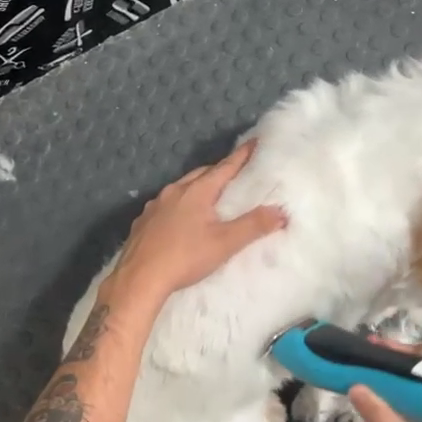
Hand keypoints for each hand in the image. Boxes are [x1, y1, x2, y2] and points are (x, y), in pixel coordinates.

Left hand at [105, 141, 287, 307]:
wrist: (140, 278)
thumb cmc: (185, 258)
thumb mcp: (225, 243)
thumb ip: (254, 226)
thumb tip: (280, 211)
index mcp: (196, 192)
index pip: (224, 168)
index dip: (241, 156)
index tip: (254, 143)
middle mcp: (173, 192)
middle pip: (200, 175)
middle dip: (218, 171)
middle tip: (234, 172)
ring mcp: (154, 205)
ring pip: (180, 188)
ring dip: (197, 187)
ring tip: (210, 194)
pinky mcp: (143, 221)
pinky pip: (165, 204)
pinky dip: (179, 204)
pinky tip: (181, 217)